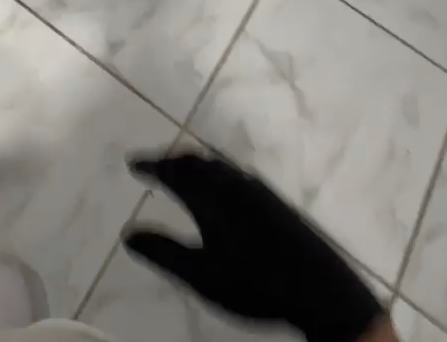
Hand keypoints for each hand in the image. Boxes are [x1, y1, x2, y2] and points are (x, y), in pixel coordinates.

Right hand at [125, 151, 386, 341]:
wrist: (318, 287)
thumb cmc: (253, 282)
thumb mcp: (201, 275)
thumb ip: (163, 252)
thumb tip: (127, 233)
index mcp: (209, 197)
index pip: (172, 171)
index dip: (151, 165)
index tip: (132, 163)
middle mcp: (230, 183)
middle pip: (195, 160)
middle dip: (171, 159)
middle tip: (155, 164)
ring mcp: (256, 189)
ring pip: (217, 165)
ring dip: (195, 163)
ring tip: (183, 171)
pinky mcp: (273, 200)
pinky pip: (234, 172)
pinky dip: (216, 171)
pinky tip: (223, 187)